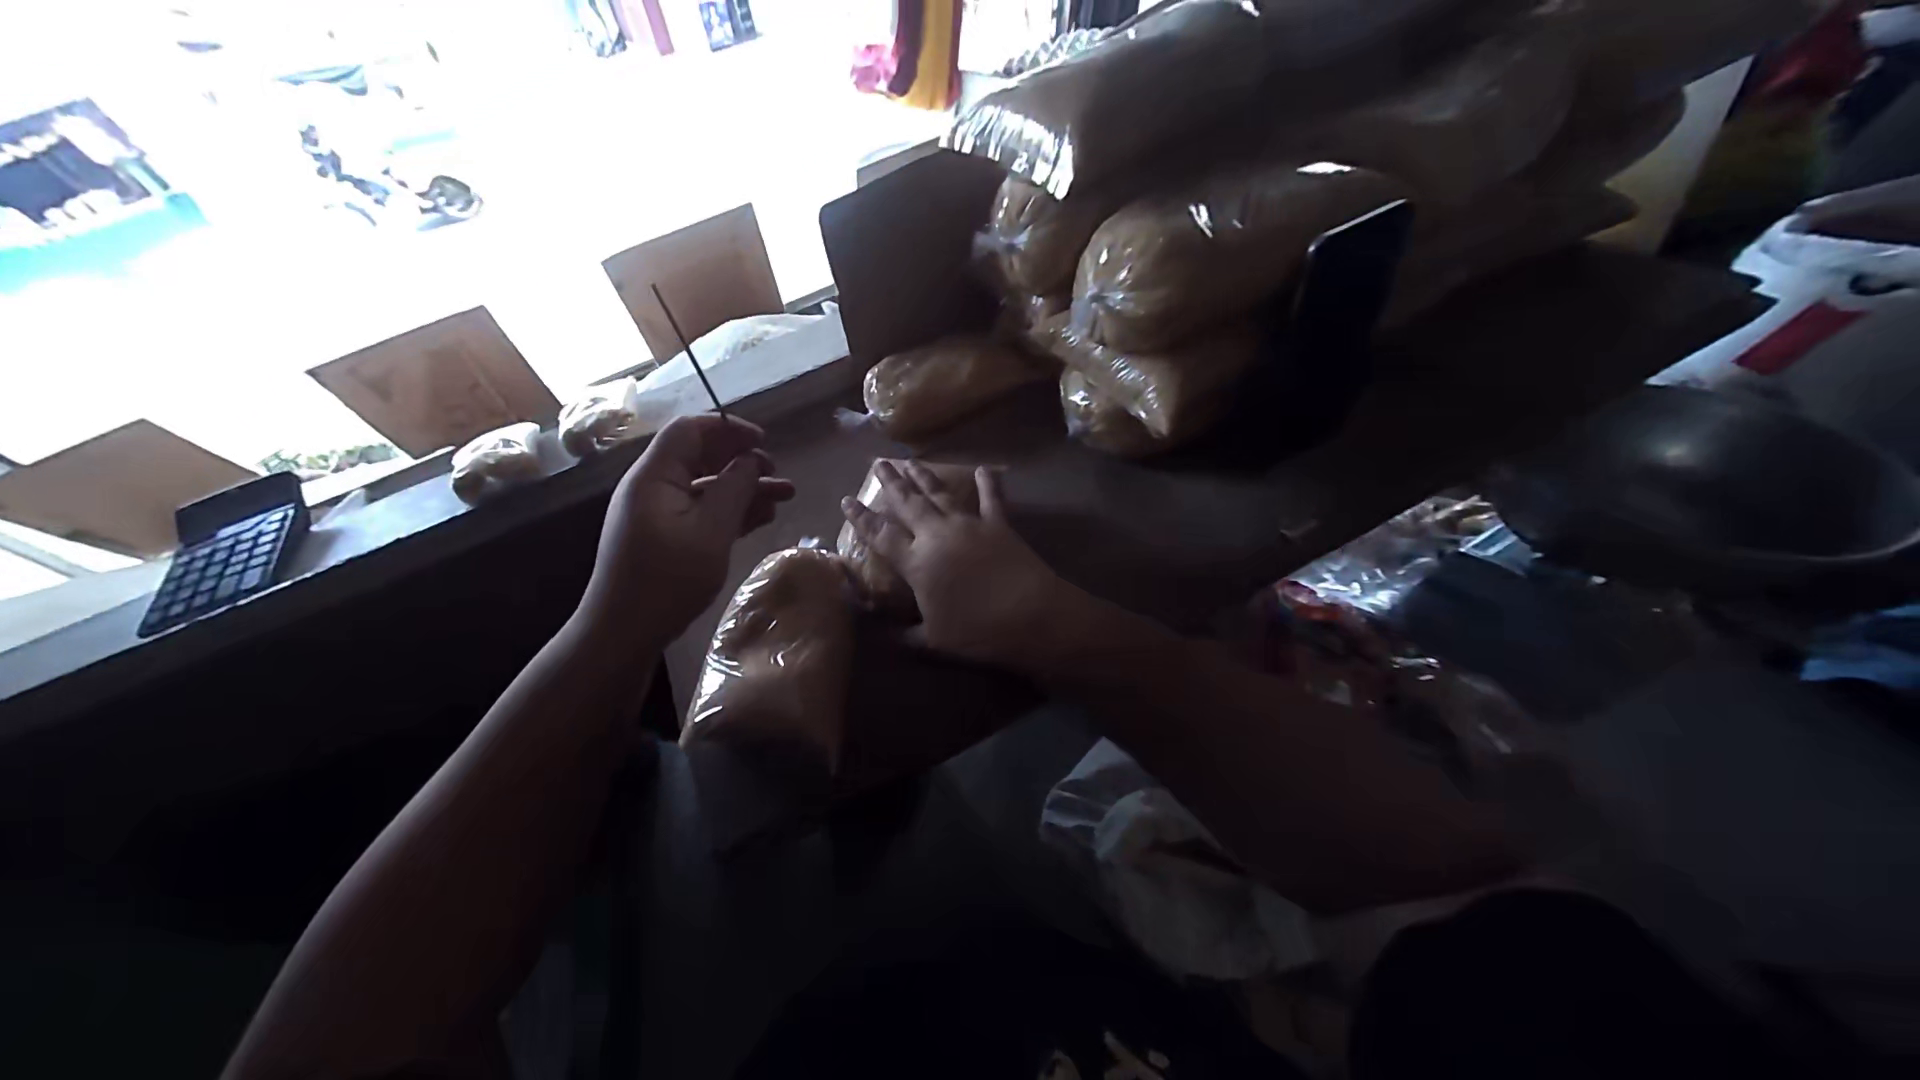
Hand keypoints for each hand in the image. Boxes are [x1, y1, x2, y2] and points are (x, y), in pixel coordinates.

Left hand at [581, 414, 794, 640]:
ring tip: (784, 497)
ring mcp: (659, 511)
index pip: (690, 430)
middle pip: (701, 456)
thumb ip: (734, 489)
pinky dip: (732, 510)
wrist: (625, 631)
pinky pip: (702, 510)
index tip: (765, 443)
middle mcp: (654, 486)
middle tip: (778, 474)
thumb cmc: (668, 579)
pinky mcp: (666, 535)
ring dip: (745, 488)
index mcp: (655, 475)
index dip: (730, 429)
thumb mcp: (710, 531)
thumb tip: (752, 459)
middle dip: (742, 460)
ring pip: (707, 485)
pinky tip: (762, 517)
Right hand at [839, 461, 1073, 668]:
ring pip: (940, 494)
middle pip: (908, 503)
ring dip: (924, 476)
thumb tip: (885, 635)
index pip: (881, 535)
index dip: (861, 518)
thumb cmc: (977, 631)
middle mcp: (937, 535)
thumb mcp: (933, 640)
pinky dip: (988, 483)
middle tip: (878, 462)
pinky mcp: (999, 525)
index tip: (847, 500)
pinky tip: (983, 468)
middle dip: (891, 482)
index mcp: (917, 562)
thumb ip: (906, 635)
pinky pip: (991, 499)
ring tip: (910, 460)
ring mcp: (969, 525)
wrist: (1031, 615)